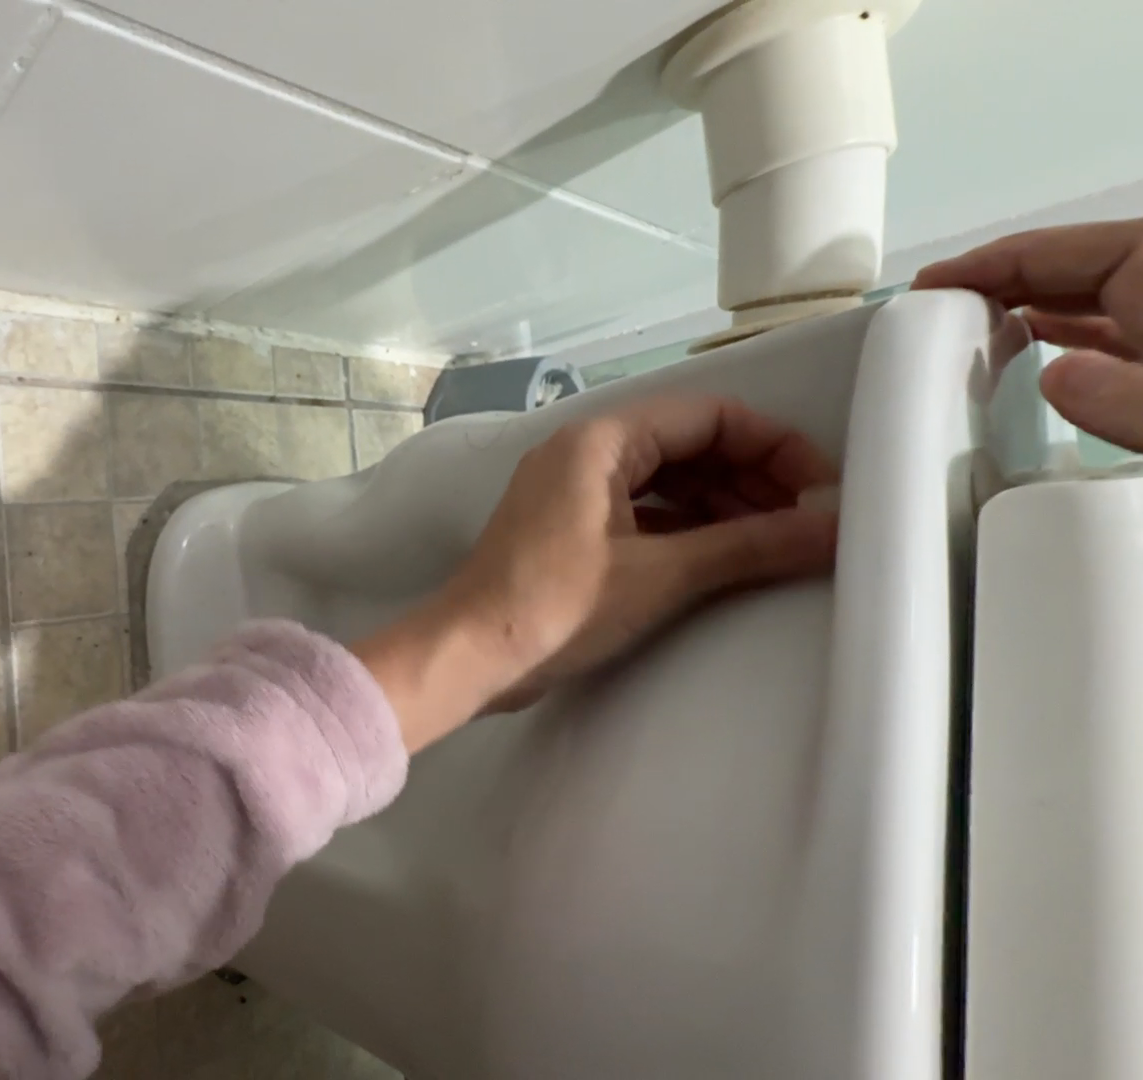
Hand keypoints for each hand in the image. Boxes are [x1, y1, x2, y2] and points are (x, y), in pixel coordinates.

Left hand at [352, 397, 838, 752]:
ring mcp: (568, 492)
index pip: (708, 416)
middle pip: (686, 444)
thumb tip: (837, 528)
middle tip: (807, 524)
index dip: (775, 447)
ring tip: (776, 544)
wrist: (470, 652)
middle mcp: (581, 454)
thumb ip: (750, 545)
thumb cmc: (556, 605)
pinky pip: (638, 511)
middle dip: (751, 477)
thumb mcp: (660, 573)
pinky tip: (722, 556)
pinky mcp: (565, 530)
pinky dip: (683, 527)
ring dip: (721, 504)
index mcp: (598, 442)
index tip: (823, 493)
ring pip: (663, 479)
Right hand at [914, 219, 1142, 450]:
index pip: (1057, 249)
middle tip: (926, 314)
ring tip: (961, 329)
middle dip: (994, 284)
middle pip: (1073, 265)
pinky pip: (1115, 323)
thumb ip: (1122, 397)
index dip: (978, 266)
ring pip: (1095, 292)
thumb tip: (1055, 377)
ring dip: (1025, 306)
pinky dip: (1066, 329)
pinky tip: (1028, 345)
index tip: (918, 290)